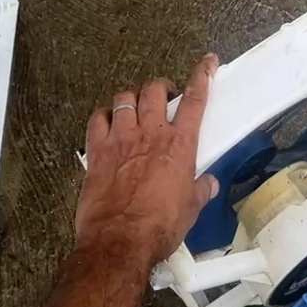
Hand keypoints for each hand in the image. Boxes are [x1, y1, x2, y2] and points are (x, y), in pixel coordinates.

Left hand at [75, 54, 220, 268]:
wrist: (120, 243)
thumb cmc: (157, 228)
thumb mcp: (190, 211)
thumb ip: (200, 190)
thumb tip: (208, 184)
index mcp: (179, 146)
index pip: (195, 100)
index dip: (202, 76)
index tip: (207, 63)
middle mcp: (151, 135)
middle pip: (156, 90)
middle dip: (162, 87)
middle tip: (164, 96)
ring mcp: (122, 139)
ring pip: (125, 98)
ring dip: (132, 99)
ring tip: (135, 108)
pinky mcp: (98, 150)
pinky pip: (97, 119)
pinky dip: (103, 117)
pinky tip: (107, 123)